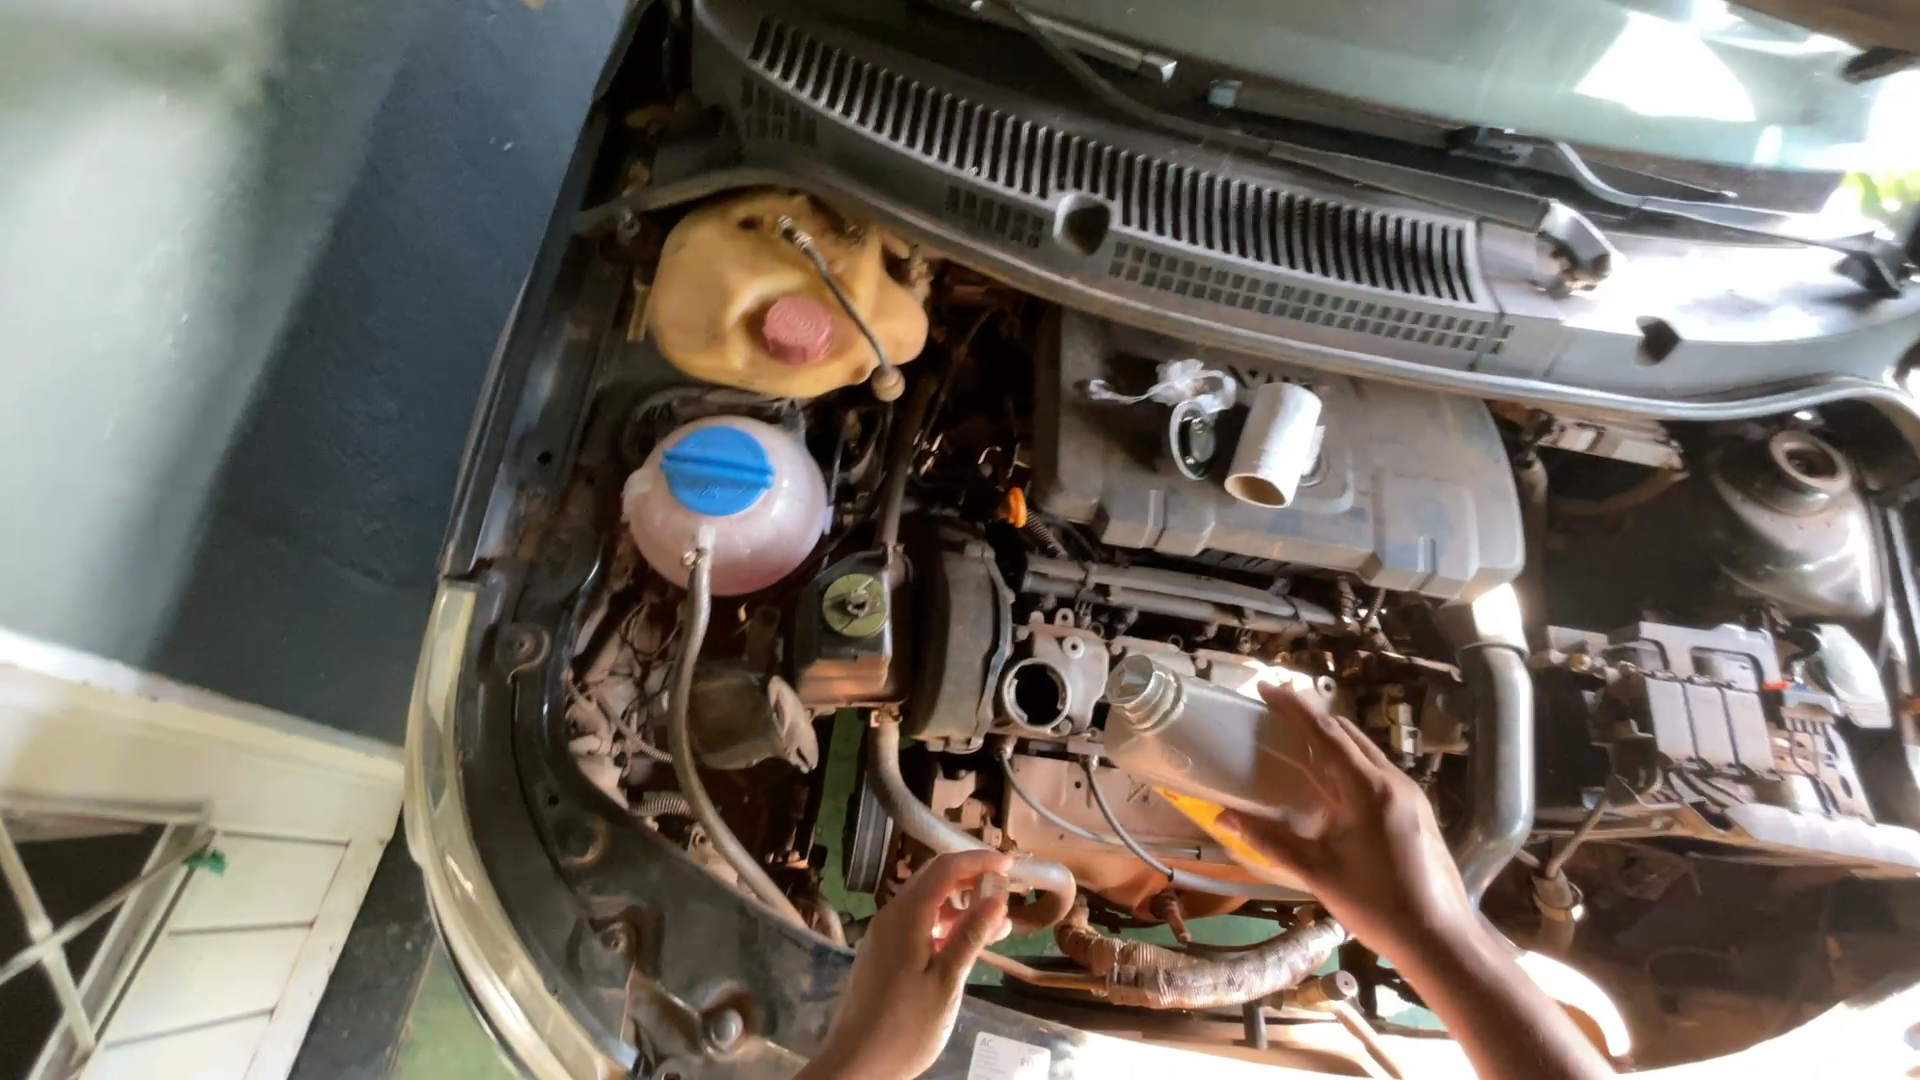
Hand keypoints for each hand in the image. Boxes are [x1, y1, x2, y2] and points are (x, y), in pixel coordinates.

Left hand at [801, 851, 1013, 1079]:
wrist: (855, 1065)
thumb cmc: (905, 1026)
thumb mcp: (947, 982)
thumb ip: (970, 936)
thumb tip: (997, 899)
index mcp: (907, 914)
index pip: (946, 868)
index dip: (978, 860)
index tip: (1009, 864)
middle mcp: (892, 914)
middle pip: (934, 879)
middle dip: (971, 879)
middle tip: (1005, 889)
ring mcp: (884, 933)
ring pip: (927, 903)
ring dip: (961, 906)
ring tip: (996, 924)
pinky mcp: (882, 952)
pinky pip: (917, 923)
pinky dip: (944, 924)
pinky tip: (964, 944)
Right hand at [1213, 685, 1475, 964]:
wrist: (1444, 943)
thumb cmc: (1378, 905)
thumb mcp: (1316, 872)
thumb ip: (1268, 840)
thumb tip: (1221, 816)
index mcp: (1367, 789)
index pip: (1324, 733)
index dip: (1293, 707)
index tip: (1265, 689)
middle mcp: (1392, 781)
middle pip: (1346, 733)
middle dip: (1309, 716)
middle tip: (1274, 712)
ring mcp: (1409, 794)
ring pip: (1363, 749)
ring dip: (1328, 736)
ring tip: (1295, 738)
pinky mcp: (1415, 809)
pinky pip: (1373, 767)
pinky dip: (1345, 758)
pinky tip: (1329, 779)